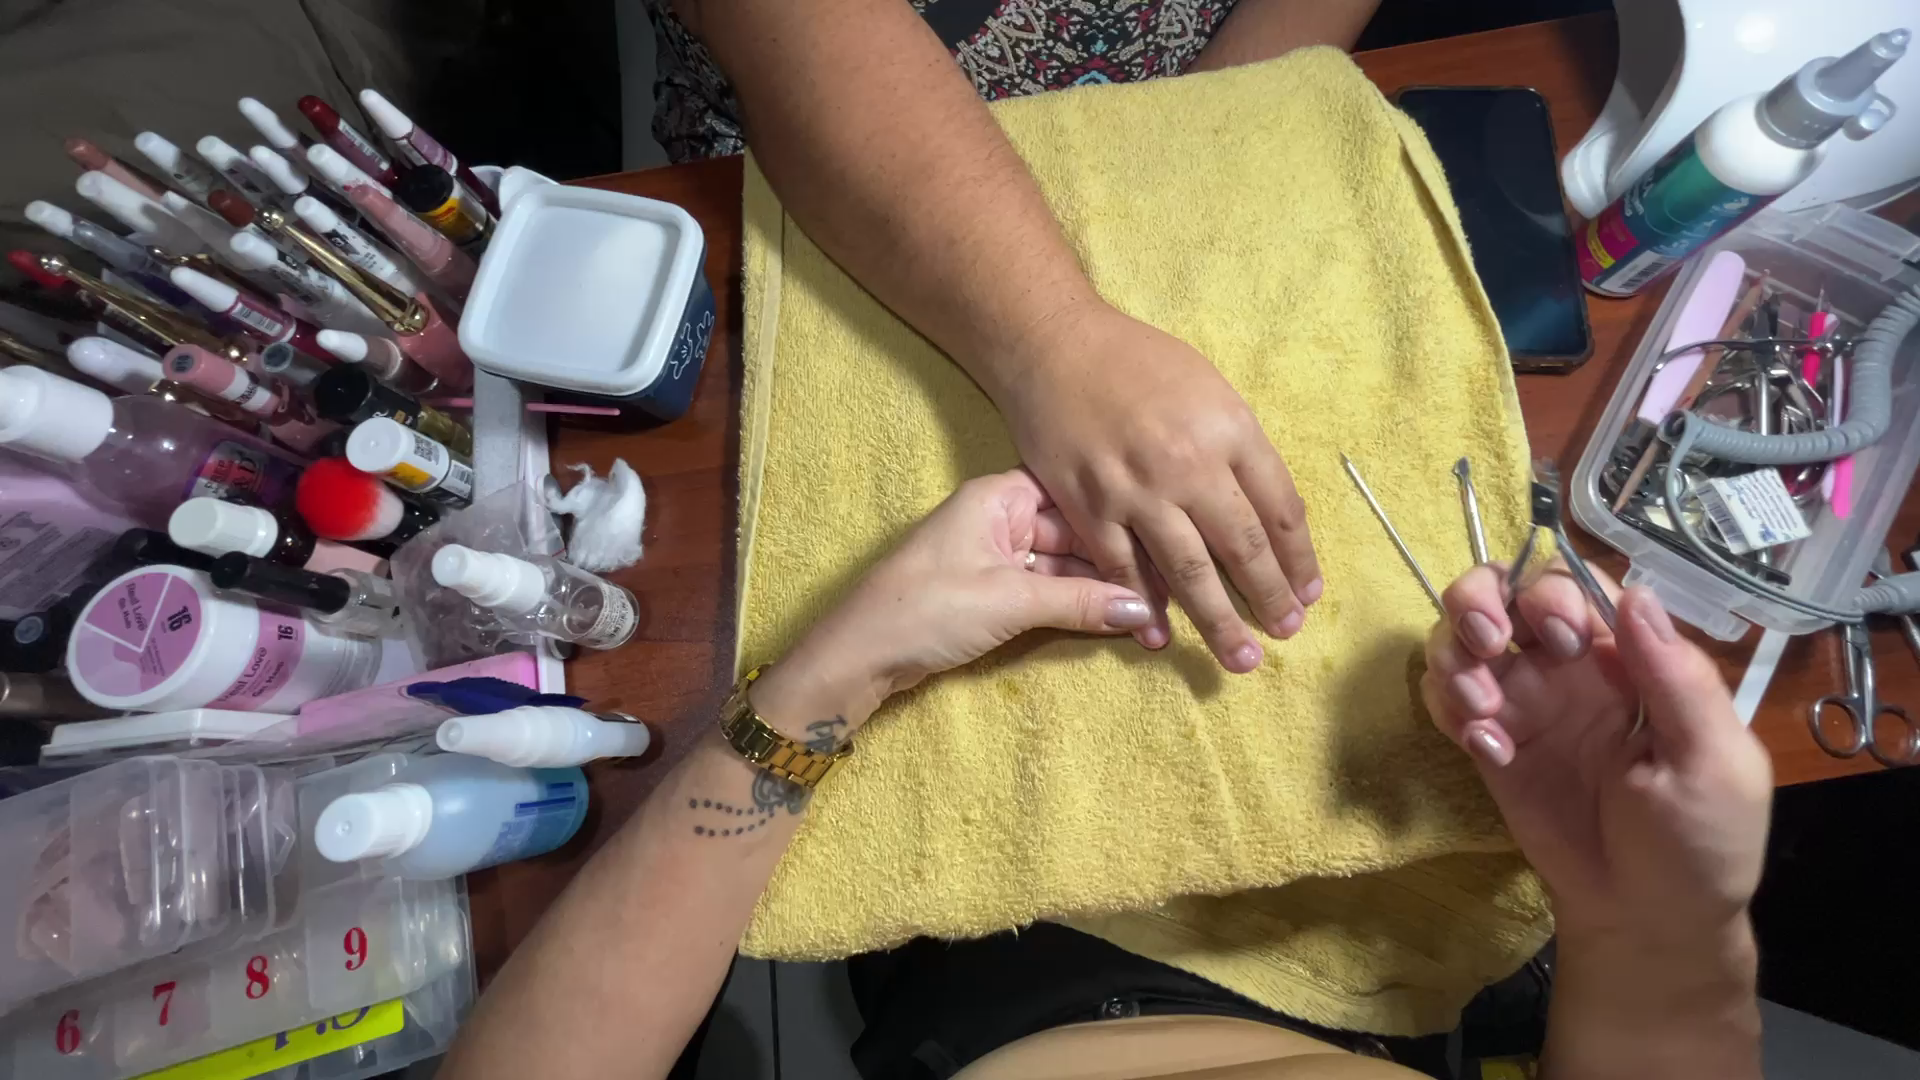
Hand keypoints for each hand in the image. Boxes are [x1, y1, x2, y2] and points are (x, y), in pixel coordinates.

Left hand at [776, 468, 1151, 729]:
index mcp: (999, 496)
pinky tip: (1116, 622)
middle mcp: (1000, 518)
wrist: (862, 654)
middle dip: (1118, 568)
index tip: (1169, 546)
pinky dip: (1075, 606)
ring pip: (1063, 566)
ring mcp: (996, 555)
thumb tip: (1146, 611)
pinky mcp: (992, 589)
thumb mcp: (1011, 600)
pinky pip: (1046, 590)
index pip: (1075, 496)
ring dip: (1101, 594)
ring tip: (1155, 622)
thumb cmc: (929, 606)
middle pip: (1074, 534)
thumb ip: (1081, 601)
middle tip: (1171, 599)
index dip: (1120, 520)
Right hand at [994, 300, 1320, 673]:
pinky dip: (1142, 606)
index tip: (1308, 593)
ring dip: (1218, 621)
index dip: (1298, 559)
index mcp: (1229, 429)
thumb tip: (1259, 508)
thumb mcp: (1207, 386)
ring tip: (1241, 659)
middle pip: (1242, 548)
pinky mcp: (1088, 507)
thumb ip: (1235, 446)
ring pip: (1188, 571)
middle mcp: (1188, 465)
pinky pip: (1122, 567)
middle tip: (1286, 636)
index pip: (1280, 510)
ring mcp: (1135, 490)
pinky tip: (1158, 637)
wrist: (1055, 347)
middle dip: (1269, 599)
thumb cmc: (1134, 361)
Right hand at [1419, 565, 1771, 945]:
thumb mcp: (1713, 764)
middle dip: (1474, 602)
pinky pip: (1438, 695)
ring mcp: (1512, 696)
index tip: (1557, 641)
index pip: (1572, 586)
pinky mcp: (1477, 730)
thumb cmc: (1697, 839)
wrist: (1636, 909)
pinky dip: (1446, 711)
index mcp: (1623, 658)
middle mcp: (1558, 664)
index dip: (1551, 594)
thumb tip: (1636, 596)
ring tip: (1482, 715)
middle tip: (1485, 645)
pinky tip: (1484, 750)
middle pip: (1495, 591)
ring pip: (1452, 637)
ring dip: (1452, 661)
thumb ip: (1678, 681)